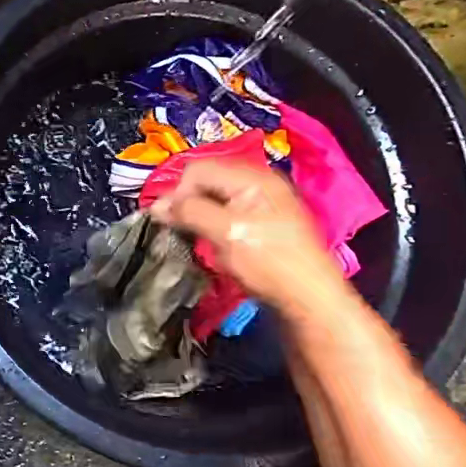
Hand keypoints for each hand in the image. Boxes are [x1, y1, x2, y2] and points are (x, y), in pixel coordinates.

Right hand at [149, 159, 352, 317]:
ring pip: (214, 198)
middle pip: (206, 181)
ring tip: (197, 240)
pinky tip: (215, 244)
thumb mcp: (225, 233)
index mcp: (251, 176)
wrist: (308, 297)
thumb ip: (190, 212)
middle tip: (179, 231)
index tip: (169, 220)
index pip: (198, 169)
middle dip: (188, 203)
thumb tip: (157, 205)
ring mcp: (262, 202)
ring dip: (199, 216)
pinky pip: (227, 212)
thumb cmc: (269, 263)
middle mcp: (258, 182)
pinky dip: (213, 224)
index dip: (177, 192)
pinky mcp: (262, 221)